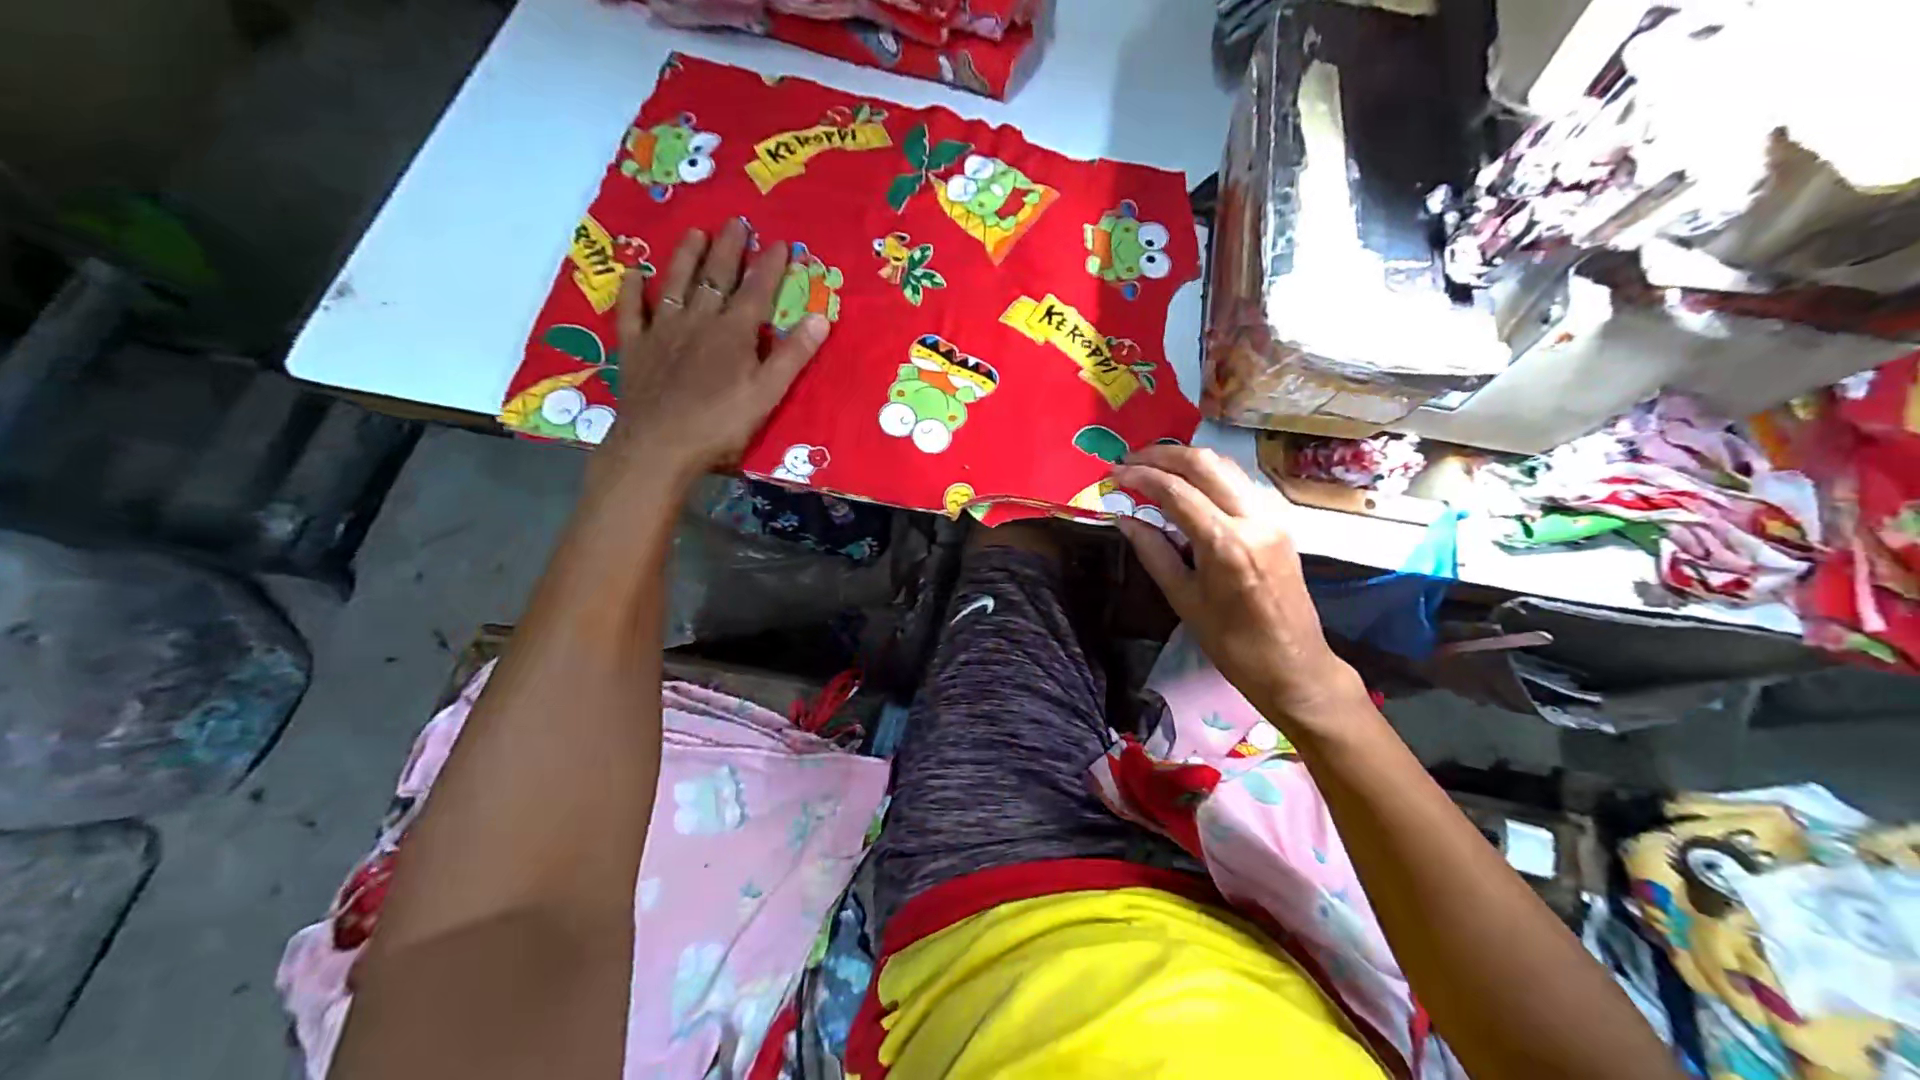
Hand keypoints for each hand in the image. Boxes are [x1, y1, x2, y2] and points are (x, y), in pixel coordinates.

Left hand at [592, 219, 829, 490]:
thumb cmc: (720, 424)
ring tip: (695, 232)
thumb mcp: (767, 394)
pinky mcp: (635, 347)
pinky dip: (632, 291)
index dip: (771, 266)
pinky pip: (631, 311)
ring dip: (686, 257)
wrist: (659, 444)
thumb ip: (793, 355)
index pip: (757, 290)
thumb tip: (820, 317)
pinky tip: (634, 274)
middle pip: (716, 277)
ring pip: (676, 284)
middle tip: (736, 222)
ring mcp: (662, 331)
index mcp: (733, 333)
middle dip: (729, 249)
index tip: (783, 243)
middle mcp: (698, 321)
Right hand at [1113, 445, 1364, 725]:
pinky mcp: (1280, 523)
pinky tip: (1188, 485)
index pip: (1176, 491)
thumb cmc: (1232, 644)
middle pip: (1205, 464)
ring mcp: (1272, 518)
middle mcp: (1254, 520)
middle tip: (1130, 460)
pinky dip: (1210, 475)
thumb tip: (1125, 518)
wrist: (1294, 666)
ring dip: (1187, 460)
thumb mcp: (1184, 599)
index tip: (1112, 473)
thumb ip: (1153, 552)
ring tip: (1153, 467)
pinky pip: (1240, 484)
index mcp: (1226, 544)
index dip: (1140, 476)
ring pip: (1227, 467)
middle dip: (1163, 455)